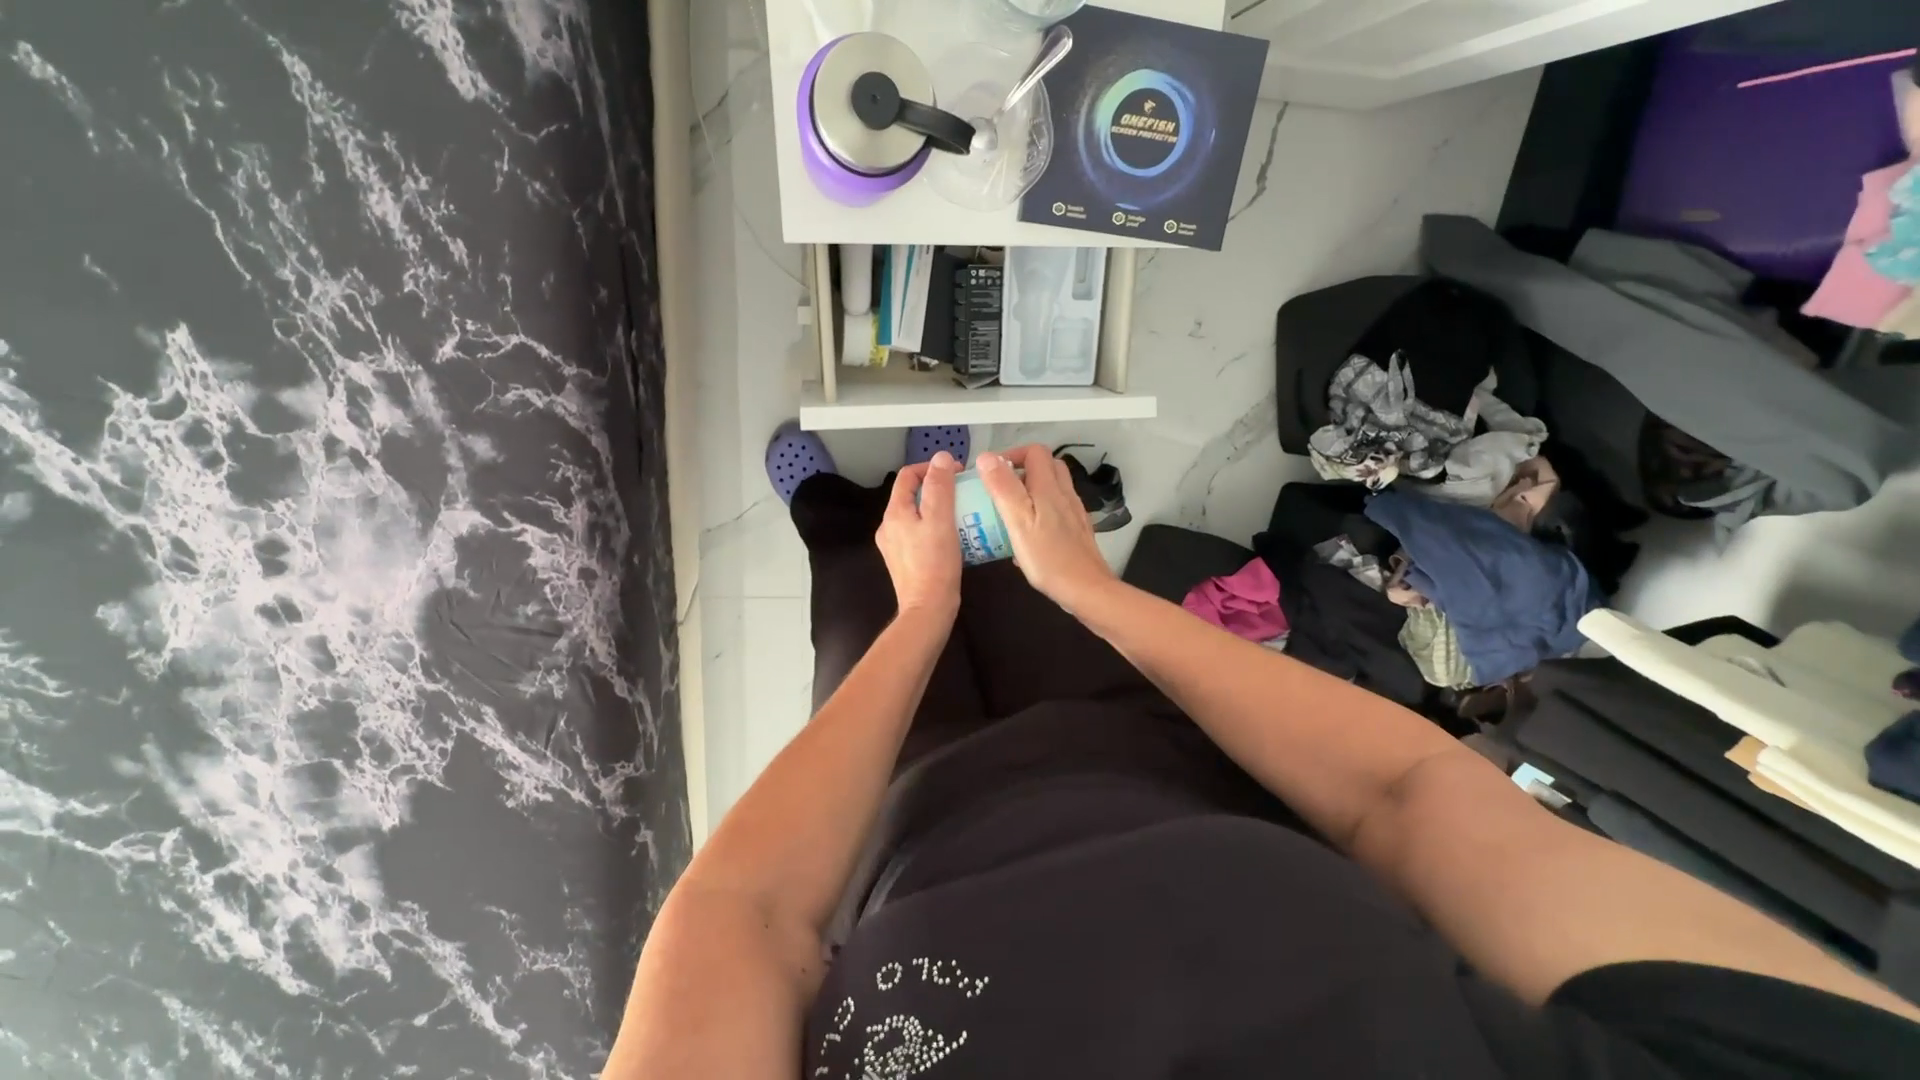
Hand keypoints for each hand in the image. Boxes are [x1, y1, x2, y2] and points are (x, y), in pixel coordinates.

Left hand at [876, 451, 962, 618]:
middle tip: (963, 492)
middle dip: (937, 489)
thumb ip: (940, 487)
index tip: (956, 472)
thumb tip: (941, 458)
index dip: (931, 467)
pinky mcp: (905, 562)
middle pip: (912, 496)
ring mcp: (895, 546)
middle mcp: (889, 527)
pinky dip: (935, 528)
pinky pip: (920, 535)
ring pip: (917, 516)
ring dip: (938, 509)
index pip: (907, 476)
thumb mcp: (941, 520)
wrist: (928, 609)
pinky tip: (955, 537)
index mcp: (894, 513)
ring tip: (963, 513)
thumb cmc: (936, 564)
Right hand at [976, 446, 1114, 610]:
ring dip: (1030, 492)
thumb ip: (1003, 488)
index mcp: (1049, 488)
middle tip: (1000, 491)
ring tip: (1009, 512)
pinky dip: (1039, 513)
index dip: (1013, 455)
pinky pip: (1056, 511)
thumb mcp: (1018, 521)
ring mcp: (1074, 513)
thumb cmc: (1048, 558)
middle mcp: (1065, 495)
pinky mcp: (1076, 531)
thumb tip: (986, 457)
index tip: (993, 473)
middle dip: (1022, 471)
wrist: (1086, 589)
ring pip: (1052, 489)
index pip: (1035, 452)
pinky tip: (1027, 536)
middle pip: (1047, 467)